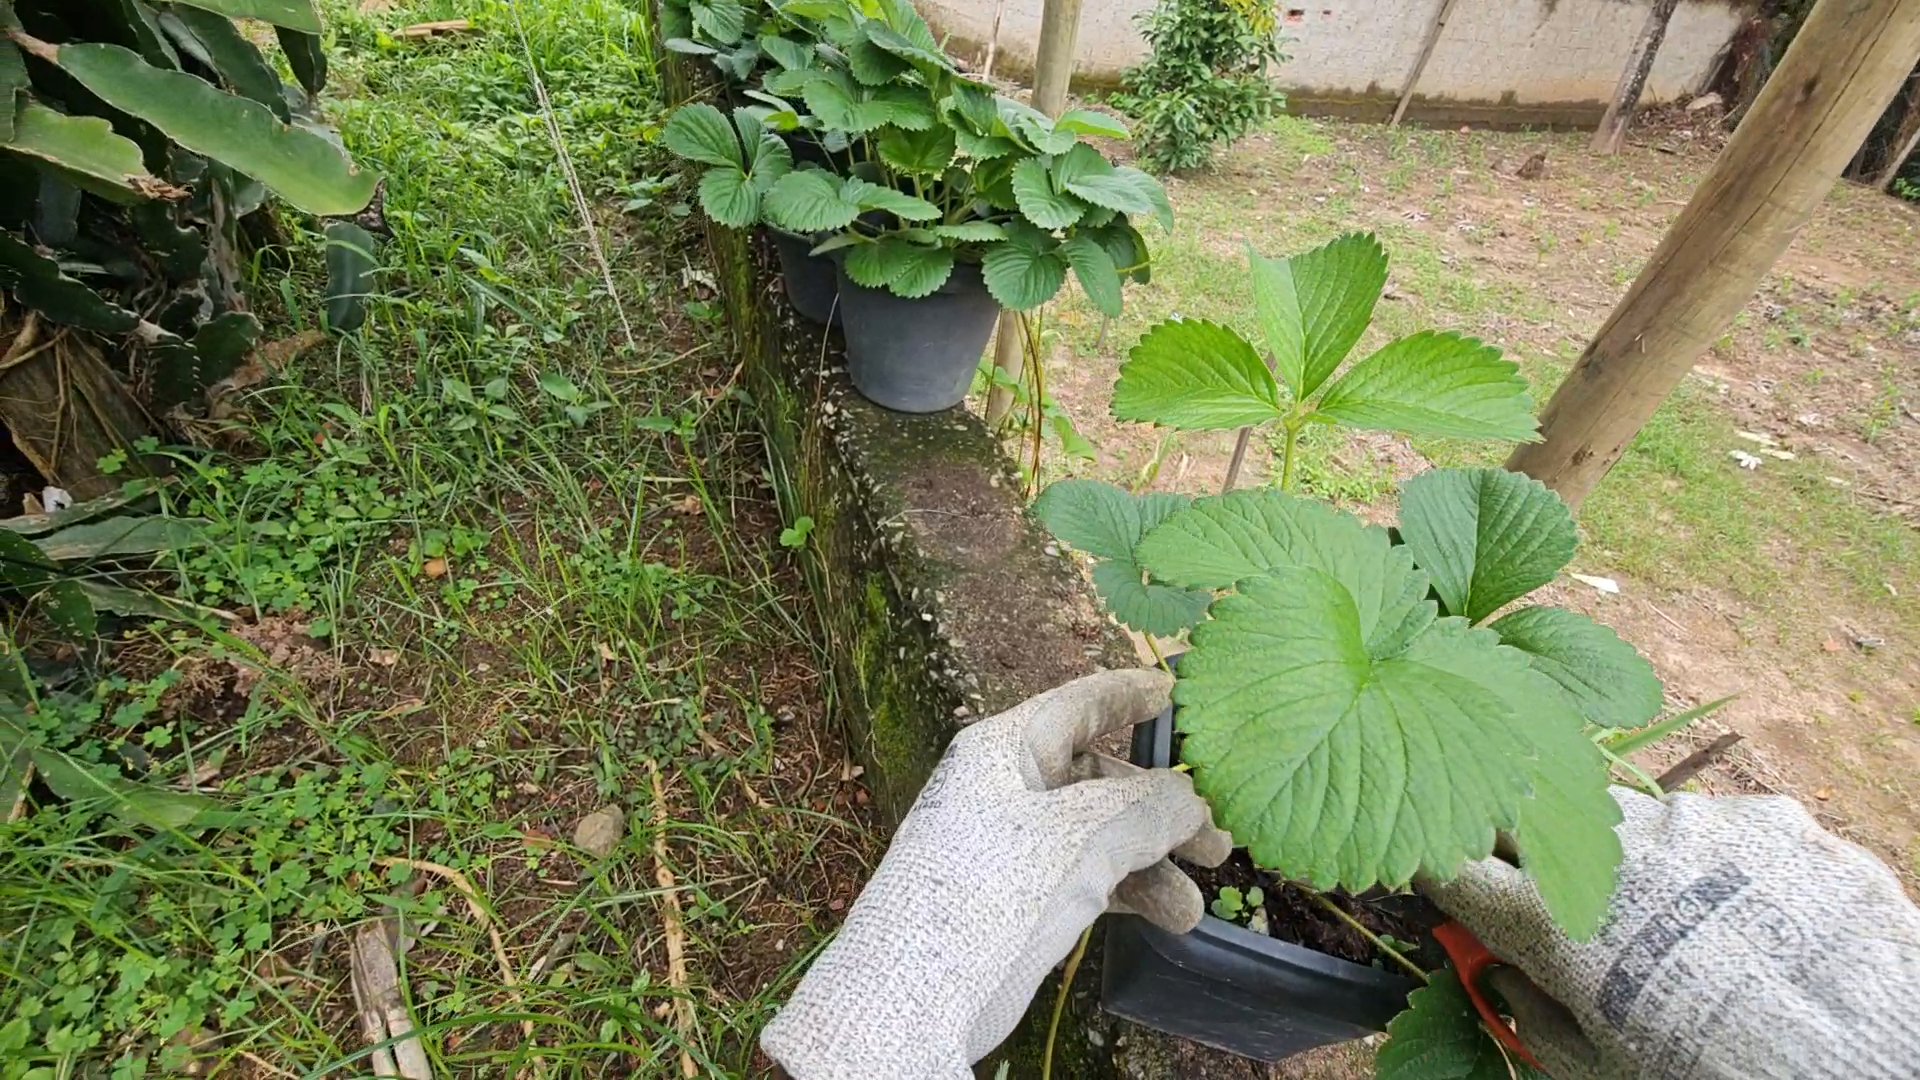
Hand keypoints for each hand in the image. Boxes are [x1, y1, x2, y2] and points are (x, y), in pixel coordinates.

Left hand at [761, 669, 1229, 1079]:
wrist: (913, 998)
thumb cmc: (993, 892)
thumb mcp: (1081, 837)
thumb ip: (1145, 806)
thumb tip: (1188, 795)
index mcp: (1008, 747)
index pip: (1078, 703)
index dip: (1129, 695)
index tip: (1177, 694)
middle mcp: (1007, 782)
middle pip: (1098, 774)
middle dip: (1160, 806)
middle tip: (1217, 838)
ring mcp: (1008, 837)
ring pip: (1095, 829)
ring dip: (1150, 859)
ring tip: (1193, 904)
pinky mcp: (1012, 887)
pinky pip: (1081, 870)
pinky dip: (1124, 887)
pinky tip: (1168, 917)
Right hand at [1426, 788, 1919, 1079]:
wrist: (1907, 1073)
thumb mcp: (1608, 1073)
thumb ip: (1532, 1014)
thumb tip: (1499, 973)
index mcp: (1546, 919)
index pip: (1441, 861)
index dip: (1428, 861)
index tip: (1429, 867)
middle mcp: (1595, 850)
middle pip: (1508, 811)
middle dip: (1502, 836)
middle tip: (1530, 875)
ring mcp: (1682, 821)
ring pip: (1608, 812)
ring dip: (1611, 848)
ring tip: (1673, 911)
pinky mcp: (1760, 815)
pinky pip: (1706, 821)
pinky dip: (1705, 856)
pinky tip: (1746, 910)